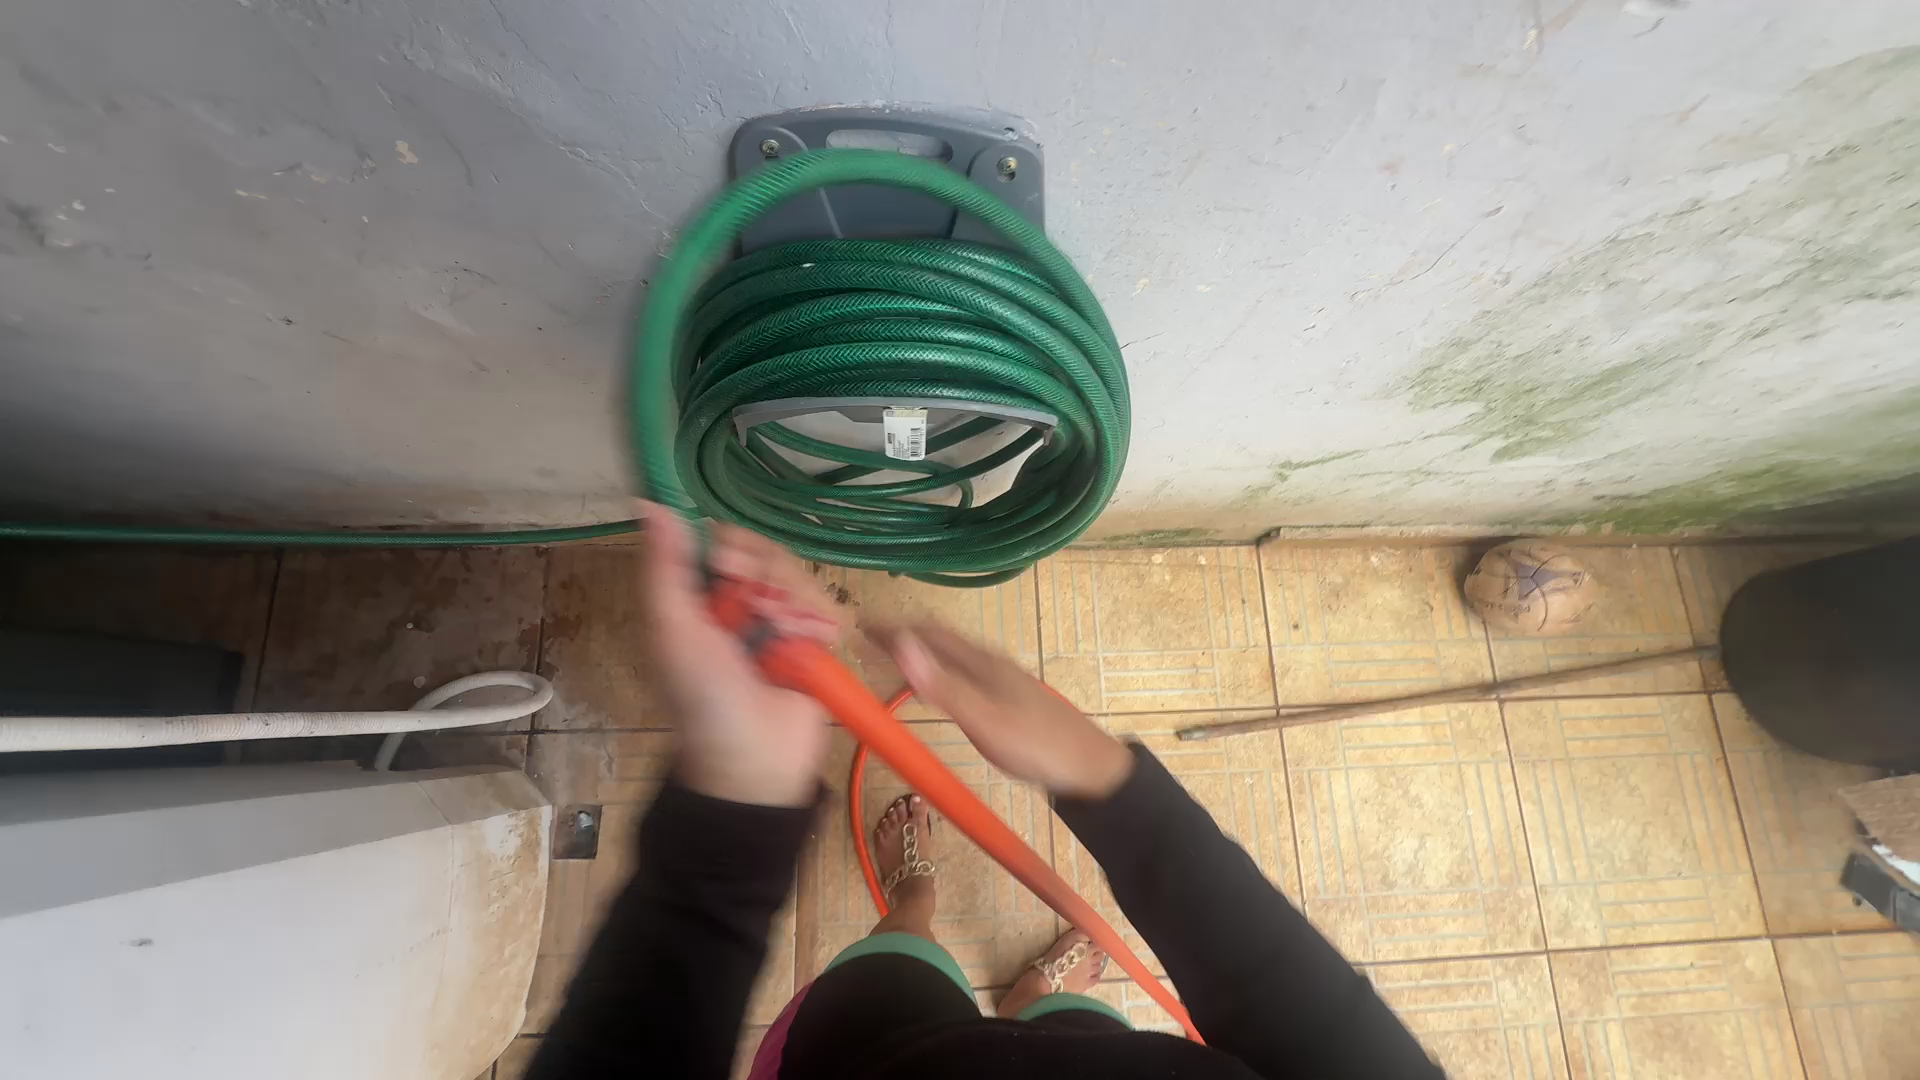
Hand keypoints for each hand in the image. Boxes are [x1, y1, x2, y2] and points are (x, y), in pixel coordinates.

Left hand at [638, 501, 843, 806]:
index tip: (731, 568)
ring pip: (800, 578)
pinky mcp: (816, 640)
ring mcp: (782, 621)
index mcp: (704, 598)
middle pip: (769, 555)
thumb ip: (666, 570)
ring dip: (796, 604)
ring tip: (788, 637)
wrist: (756, 758)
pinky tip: (815, 642)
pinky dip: (821, 622)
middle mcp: (743, 603)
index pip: (728, 542)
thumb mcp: (674, 633)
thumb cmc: (705, 697)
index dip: (736, 547)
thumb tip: (648, 504)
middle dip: (768, 580)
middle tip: (761, 612)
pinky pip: (827, 606)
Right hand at [866, 622, 1133, 799]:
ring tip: (886, 663)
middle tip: (863, 645)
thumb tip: (901, 643)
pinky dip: (933, 673)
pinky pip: (958, 673)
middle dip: (899, 638)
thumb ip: (941, 686)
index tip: (857, 629)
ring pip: (948, 656)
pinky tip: (932, 689)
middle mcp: (988, 661)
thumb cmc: (1036, 744)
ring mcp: (998, 678)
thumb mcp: (984, 719)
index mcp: (980, 661)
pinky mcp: (1004, 697)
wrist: (1089, 767)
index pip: (927, 633)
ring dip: (915, 654)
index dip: (892, 629)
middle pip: (936, 639)